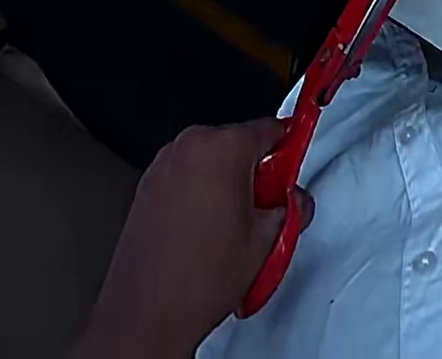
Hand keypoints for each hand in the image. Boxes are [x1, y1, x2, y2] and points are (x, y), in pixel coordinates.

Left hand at [75, 120, 311, 358]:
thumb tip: (295, 199)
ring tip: (229, 222)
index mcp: (225, 149)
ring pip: (210, 155)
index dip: (287, 142)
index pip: (269, 127)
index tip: (293, 150)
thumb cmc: (195, 281)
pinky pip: (186, 170)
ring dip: (224, 176)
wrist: (146, 314)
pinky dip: (198, 186)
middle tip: (264, 200)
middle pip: (238, 140)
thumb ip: (290, 208)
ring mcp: (167, 161)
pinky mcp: (149, 179)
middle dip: (254, 167)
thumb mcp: (266, 242)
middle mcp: (193, 145)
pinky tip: (203, 225)